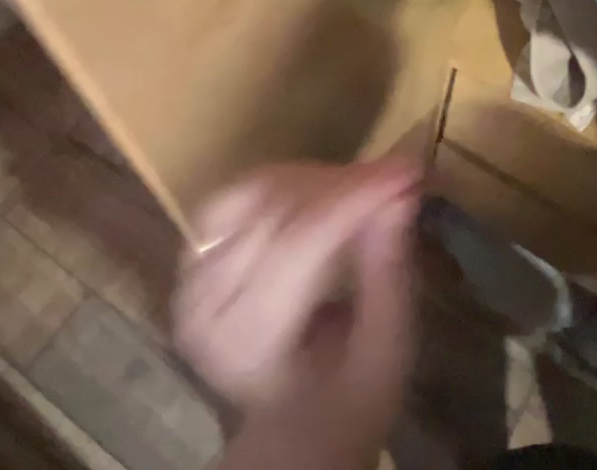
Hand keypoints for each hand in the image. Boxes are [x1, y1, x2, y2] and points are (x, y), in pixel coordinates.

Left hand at [174, 158, 418, 460]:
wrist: (292, 426)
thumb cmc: (346, 398)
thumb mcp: (384, 353)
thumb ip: (388, 274)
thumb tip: (399, 192)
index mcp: (249, 345)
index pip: (300, 246)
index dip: (354, 199)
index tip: (406, 170)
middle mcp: (205, 308)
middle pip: (275, 214)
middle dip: (343, 184)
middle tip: (395, 174)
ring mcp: (190, 278)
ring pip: (254, 193)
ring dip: (315, 179)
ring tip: (362, 187)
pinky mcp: (193, 255)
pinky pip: (238, 194)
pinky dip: (283, 181)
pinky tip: (320, 190)